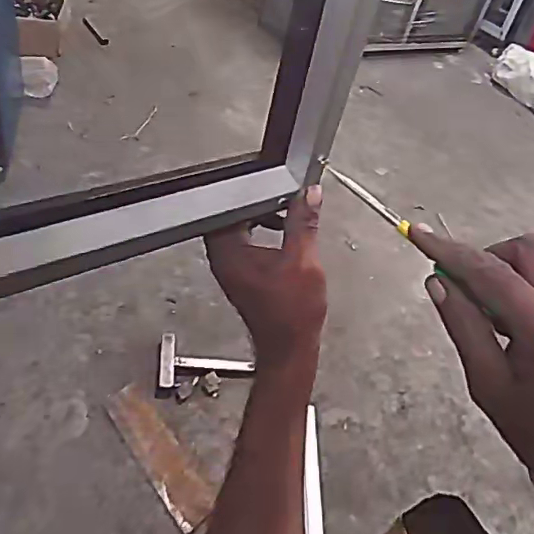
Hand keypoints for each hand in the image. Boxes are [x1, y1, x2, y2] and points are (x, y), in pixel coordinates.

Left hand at [203, 183, 326, 377]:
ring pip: (239, 229)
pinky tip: (283, 235)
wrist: (290, 347)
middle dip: (259, 204)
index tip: (271, 185)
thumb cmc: (291, 315)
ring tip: (286, 216)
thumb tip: (310, 195)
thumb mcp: (303, 260)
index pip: (228, 207)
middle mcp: (223, 260)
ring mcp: (230, 268)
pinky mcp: (240, 275)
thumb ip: (304, 223)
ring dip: (262, 218)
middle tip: (282, 199)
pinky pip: (246, 243)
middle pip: (233, 216)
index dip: (251, 192)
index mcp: (229, 253)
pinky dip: (262, 233)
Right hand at [409, 227, 533, 520]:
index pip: (489, 271)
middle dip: (488, 259)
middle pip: (525, 249)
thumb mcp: (494, 392)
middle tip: (467, 291)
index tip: (422, 237)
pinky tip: (529, 329)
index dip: (448, 250)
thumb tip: (440, 285)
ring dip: (515, 273)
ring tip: (499, 319)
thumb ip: (464, 328)